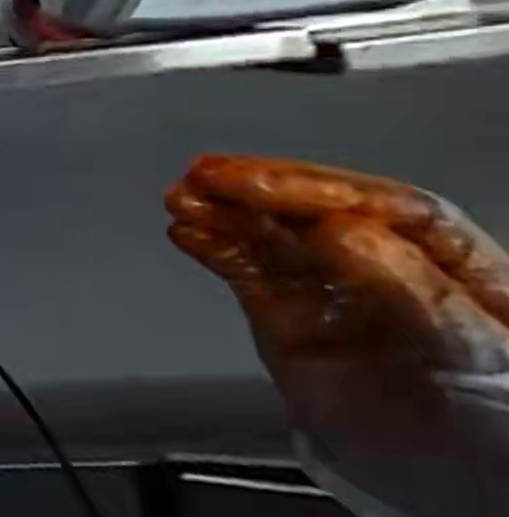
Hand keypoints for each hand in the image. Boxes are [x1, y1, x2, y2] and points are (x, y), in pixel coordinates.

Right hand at [167, 155, 508, 512]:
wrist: (447, 492)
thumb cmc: (498, 434)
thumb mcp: (476, 358)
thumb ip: (417, 294)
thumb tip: (346, 229)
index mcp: (459, 271)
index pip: (388, 207)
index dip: (318, 187)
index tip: (259, 184)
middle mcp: (390, 269)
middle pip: (316, 210)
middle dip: (254, 188)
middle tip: (206, 175)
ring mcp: (332, 287)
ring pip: (267, 231)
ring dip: (218, 209)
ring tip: (182, 200)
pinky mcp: (284, 307)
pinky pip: (241, 264)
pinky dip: (208, 243)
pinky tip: (187, 232)